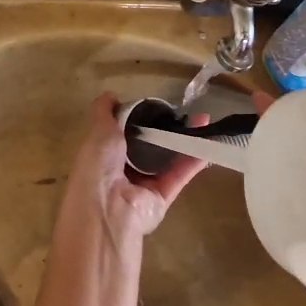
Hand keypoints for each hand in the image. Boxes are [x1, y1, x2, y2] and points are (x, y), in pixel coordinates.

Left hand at [63, 92, 208, 242]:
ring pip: (166, 159)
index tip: (155, 106)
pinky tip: (208, 143)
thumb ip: (104, 112)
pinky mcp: (161, 198)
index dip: (138, 119)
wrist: (108, 209)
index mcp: (103, 154)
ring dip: (183, 140)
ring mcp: (143, 186)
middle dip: (165, 129)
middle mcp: (122, 170)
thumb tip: (111, 95)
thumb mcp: (98, 130)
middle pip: (147, 146)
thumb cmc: (98, 165)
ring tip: (203, 121)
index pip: (122, 133)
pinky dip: (192, 161)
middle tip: (184, 113)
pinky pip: (178, 176)